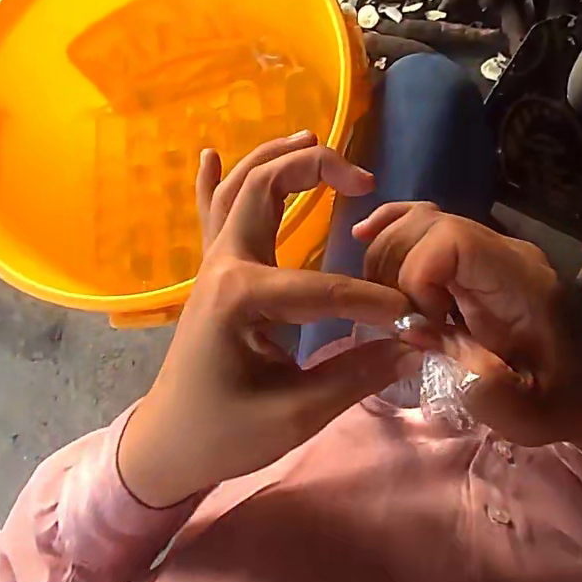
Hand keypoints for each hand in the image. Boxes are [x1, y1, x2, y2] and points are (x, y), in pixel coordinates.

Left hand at [116, 132, 416, 507]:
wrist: (167, 444)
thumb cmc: (223, 434)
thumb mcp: (294, 414)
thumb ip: (356, 374)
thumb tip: (414, 345)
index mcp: (240, 297)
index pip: (322, 287)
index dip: (373, 301)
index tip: (414, 320)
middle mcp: (224, 266)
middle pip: (263, 189)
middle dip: (313, 168)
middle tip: (364, 179)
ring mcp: (213, 265)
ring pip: (237, 190)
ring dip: (273, 158)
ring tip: (311, 137)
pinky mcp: (211, 275)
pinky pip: (210, 216)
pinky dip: (213, 181)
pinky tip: (211, 153)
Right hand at [356, 203, 581, 470]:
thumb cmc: (556, 405)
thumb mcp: (527, 416)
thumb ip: (483, 382)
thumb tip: (417, 331)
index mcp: (521, 283)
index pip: (453, 241)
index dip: (418, 276)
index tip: (421, 326)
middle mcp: (505, 252)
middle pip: (428, 224)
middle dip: (393, 267)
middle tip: (394, 317)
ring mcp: (488, 247)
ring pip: (420, 219)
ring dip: (385, 254)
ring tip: (383, 300)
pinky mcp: (473, 253)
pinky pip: (427, 223)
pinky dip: (392, 226)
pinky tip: (364, 236)